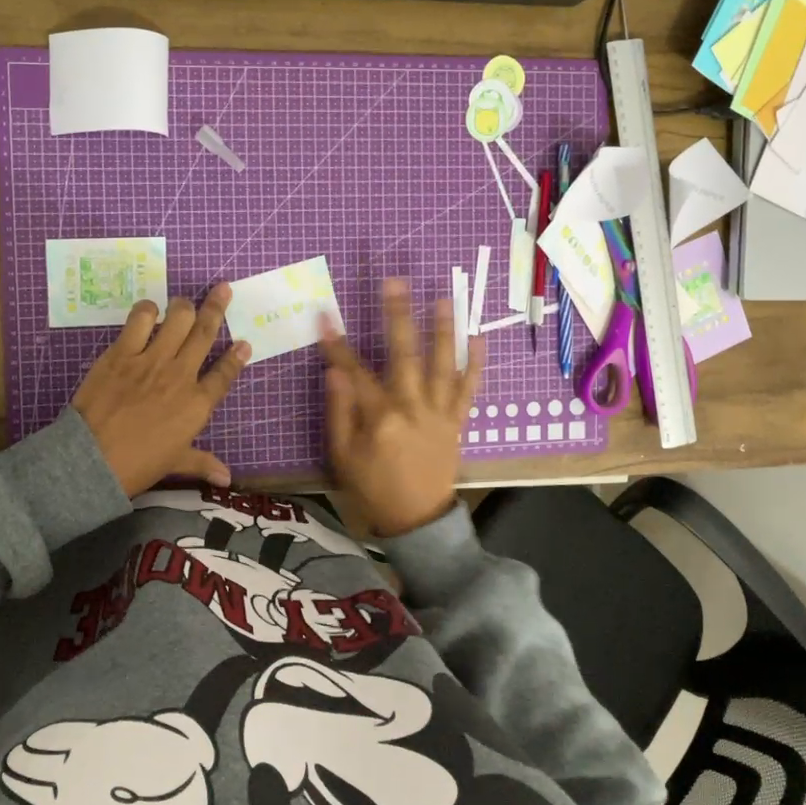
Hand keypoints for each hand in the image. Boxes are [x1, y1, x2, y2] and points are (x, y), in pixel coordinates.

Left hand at [72, 284, 250, 495]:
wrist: (94, 459)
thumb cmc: (138, 466)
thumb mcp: (175, 464)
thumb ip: (202, 463)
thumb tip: (228, 479)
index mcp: (197, 405)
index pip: (225, 375)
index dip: (236, 357)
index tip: (244, 343)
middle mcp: (180, 375)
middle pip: (205, 333)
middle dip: (217, 308)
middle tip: (223, 289)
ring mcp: (151, 360)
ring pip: (177, 318)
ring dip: (183, 306)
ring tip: (183, 302)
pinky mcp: (122, 352)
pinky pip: (139, 320)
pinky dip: (147, 310)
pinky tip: (148, 310)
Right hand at [319, 278, 483, 536]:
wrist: (417, 521)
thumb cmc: (372, 489)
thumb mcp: (343, 456)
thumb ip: (339, 412)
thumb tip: (335, 372)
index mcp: (380, 418)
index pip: (353, 372)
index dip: (337, 344)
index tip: (326, 315)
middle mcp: (412, 407)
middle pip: (404, 354)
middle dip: (397, 316)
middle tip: (395, 282)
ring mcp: (439, 413)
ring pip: (443, 364)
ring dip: (443, 329)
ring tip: (444, 298)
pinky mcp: (457, 421)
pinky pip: (468, 389)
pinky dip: (475, 364)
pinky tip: (479, 338)